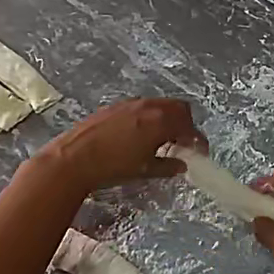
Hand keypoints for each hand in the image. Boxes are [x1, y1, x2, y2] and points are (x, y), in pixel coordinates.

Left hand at [29, 98, 202, 196]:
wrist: (73, 158)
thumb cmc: (112, 166)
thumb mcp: (144, 170)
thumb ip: (167, 166)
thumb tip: (181, 165)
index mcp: (161, 122)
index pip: (189, 127)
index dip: (198, 140)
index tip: (200, 152)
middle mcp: (149, 107)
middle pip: (179, 108)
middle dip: (185, 124)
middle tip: (183, 142)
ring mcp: (131, 103)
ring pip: (160, 105)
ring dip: (168, 119)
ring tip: (162, 140)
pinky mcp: (116, 106)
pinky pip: (143, 106)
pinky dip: (151, 117)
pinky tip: (141, 135)